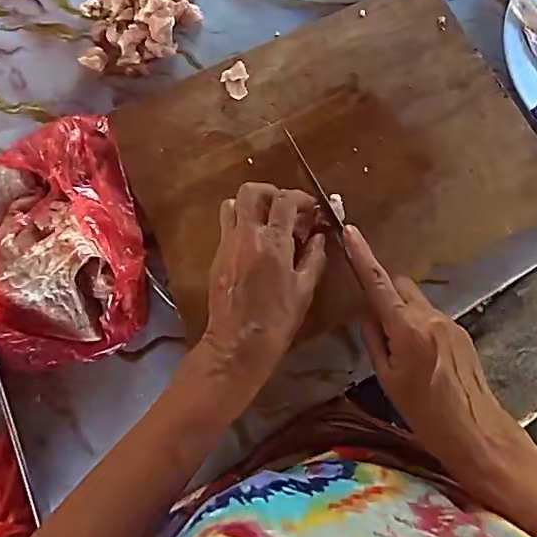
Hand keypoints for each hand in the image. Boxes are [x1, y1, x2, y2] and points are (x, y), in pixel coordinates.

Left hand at [197, 183, 326, 391]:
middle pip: (251, 191)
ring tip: (267, 222)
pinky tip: (255, 246)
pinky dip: (241, 226)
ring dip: (250, 206)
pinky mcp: (216, 256)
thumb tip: (319, 237)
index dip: (301, 198)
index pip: (285, 200)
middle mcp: (247, 235)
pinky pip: (227, 227)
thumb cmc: (277, 320)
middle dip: (270, 192)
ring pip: (231, 205)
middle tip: (284, 206)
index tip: (310, 208)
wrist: (237, 345)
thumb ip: (314, 257)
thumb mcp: (305, 289)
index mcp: (273, 242)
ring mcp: (227, 244)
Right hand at [345, 227, 531, 495]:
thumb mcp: (387, 380)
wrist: (478, 434)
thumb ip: (373, 339)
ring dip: (403, 313)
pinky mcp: (461, 331)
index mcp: (407, 329)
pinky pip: (431, 316)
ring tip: (401, 352)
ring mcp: (449, 322)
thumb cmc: (425, 415)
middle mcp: (430, 317)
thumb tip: (365, 312)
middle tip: (376, 325)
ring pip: (416, 301)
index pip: (378, 283)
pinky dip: (419, 325)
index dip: (362, 256)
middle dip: (385, 293)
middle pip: (400, 285)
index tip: (350, 232)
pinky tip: (422, 358)